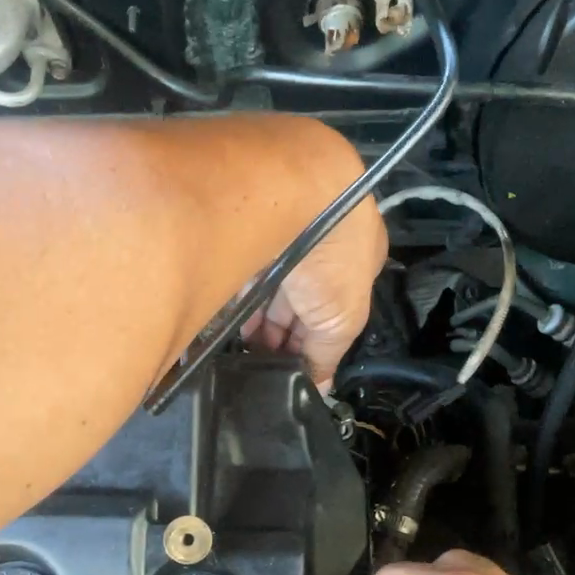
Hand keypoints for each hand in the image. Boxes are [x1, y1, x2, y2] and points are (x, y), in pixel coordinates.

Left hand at [242, 195, 384, 390]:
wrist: (290, 184)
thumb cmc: (333, 252)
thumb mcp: (344, 318)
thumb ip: (328, 356)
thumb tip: (320, 391)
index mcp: (356, 252)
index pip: (335, 306)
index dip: (313, 338)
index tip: (291, 364)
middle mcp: (319, 236)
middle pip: (297, 295)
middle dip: (280, 330)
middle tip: (260, 360)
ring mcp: (280, 225)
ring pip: (265, 280)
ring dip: (254, 316)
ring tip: (239, 347)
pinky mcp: (242, 220)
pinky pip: (236, 265)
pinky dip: (230, 293)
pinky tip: (218, 319)